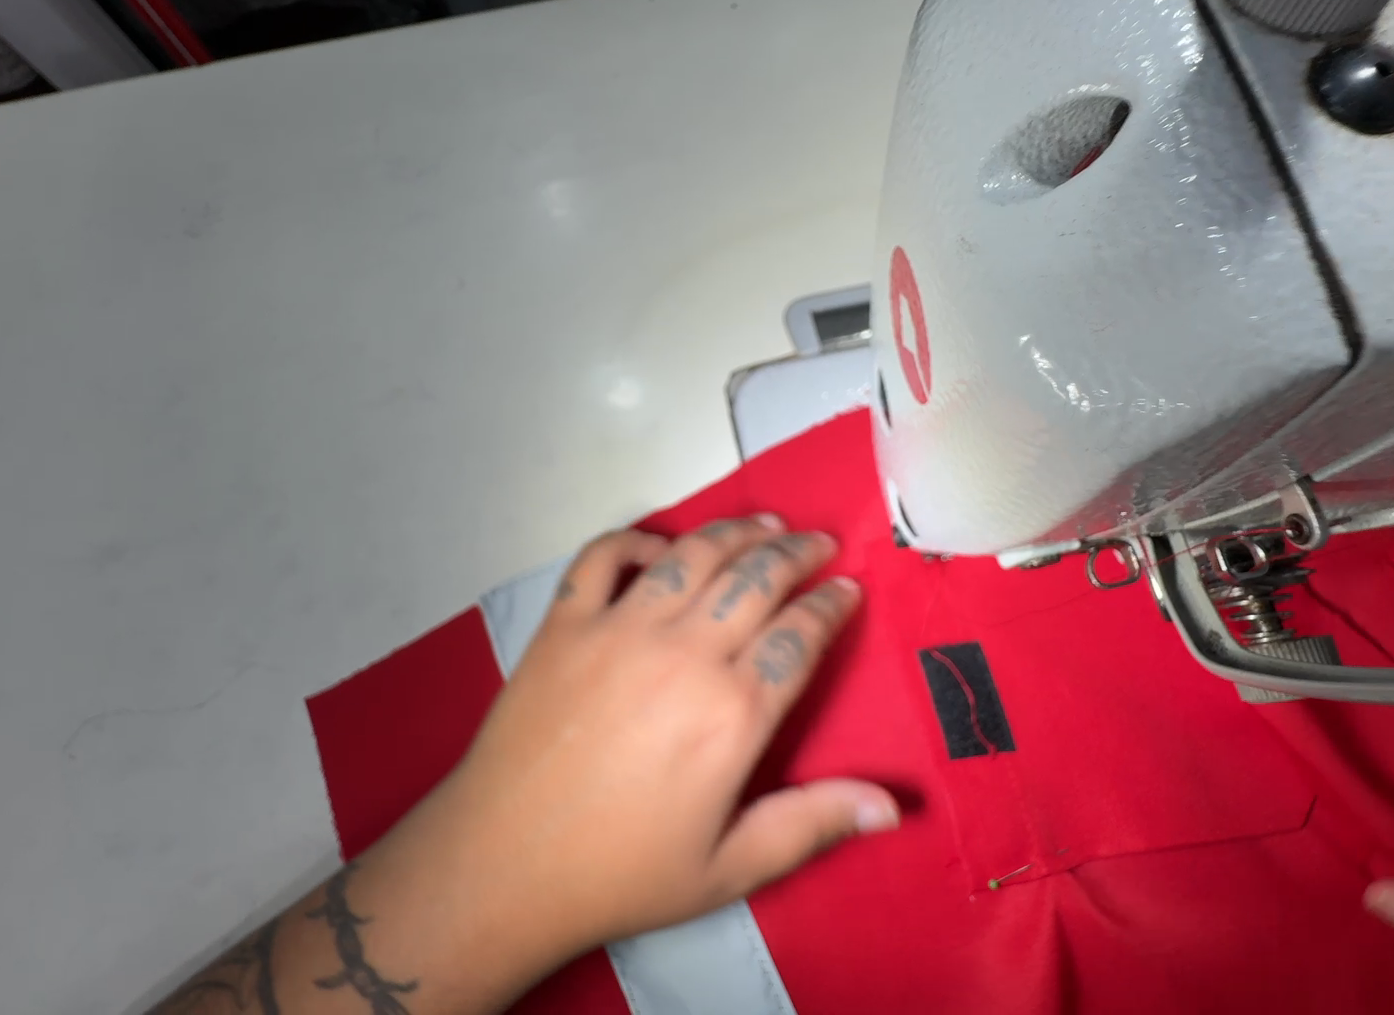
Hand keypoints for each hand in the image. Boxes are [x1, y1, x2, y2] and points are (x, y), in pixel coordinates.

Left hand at [391, 515, 895, 975]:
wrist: (501, 865)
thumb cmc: (621, 871)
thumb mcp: (729, 867)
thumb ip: (812, 824)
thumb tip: (892, 805)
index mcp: (732, 712)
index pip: (799, 635)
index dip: (832, 605)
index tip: (849, 588)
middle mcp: (682, 653)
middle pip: (756, 579)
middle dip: (797, 553)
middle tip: (819, 542)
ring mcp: (617, 629)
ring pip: (691, 555)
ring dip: (735, 532)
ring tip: (765, 522)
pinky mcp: (563, 623)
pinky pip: (602, 557)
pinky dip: (633, 539)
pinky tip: (658, 545)